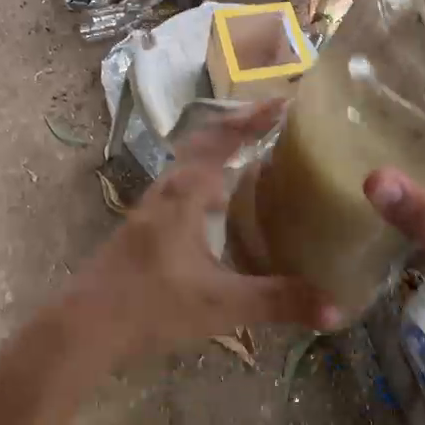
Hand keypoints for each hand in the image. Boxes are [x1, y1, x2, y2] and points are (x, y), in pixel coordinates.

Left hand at [63, 100, 340, 361]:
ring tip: (256, 152)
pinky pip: (185, 181)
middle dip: (240, 125)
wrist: (86, 325)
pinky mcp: (147, 223)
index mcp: (187, 189)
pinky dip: (209, 174)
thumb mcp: (222, 304)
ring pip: (192, 160)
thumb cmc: (153, 304)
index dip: (255, 118)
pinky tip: (223, 200)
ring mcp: (154, 203)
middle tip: (274, 119)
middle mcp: (170, 186)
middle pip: (207, 140)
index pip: (225, 137)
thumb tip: (337, 308)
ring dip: (222, 148)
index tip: (285, 100)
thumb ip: (278, 301)